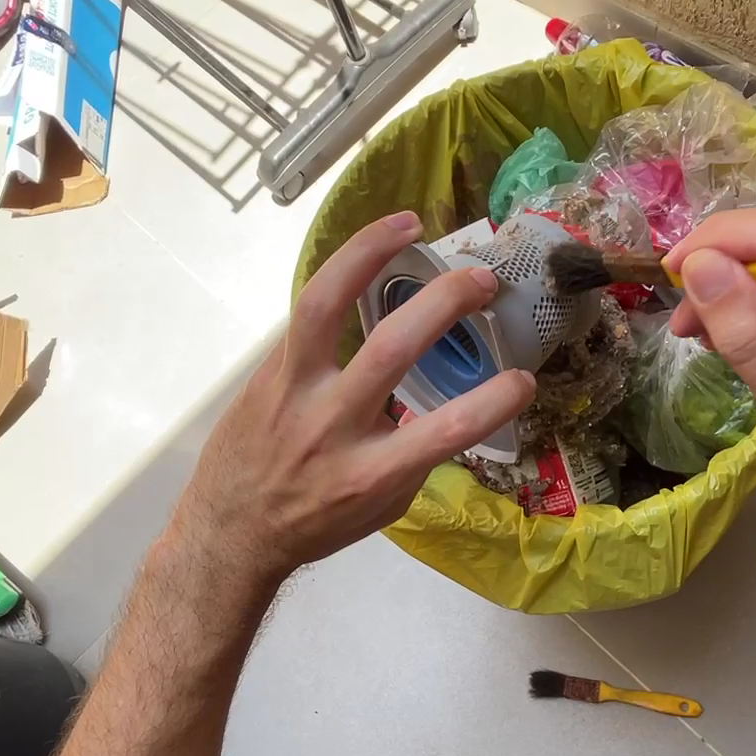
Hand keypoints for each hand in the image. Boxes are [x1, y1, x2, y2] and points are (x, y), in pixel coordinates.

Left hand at [173, 212, 536, 583]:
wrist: (231, 532)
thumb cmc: (319, 523)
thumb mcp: (385, 506)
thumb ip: (417, 457)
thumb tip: (445, 405)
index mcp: (373, 472)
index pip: (446, 431)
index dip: (494, 401)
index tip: (524, 379)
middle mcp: (333, 425)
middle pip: (391, 349)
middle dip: (444, 303)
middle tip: (480, 280)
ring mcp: (293, 390)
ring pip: (324, 305)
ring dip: (369, 254)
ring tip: (407, 223)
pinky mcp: (268, 371)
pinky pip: (304, 314)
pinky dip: (340, 280)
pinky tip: (366, 260)